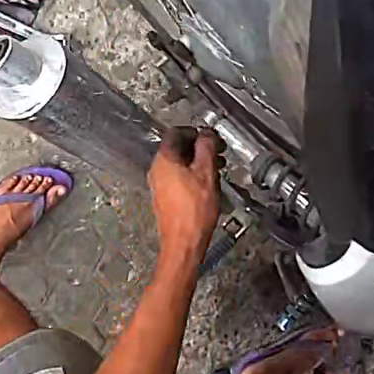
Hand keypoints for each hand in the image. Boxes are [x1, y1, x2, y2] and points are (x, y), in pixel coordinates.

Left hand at [149, 127, 219, 259]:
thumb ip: (207, 148)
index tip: (210, 137)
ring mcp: (159, 184)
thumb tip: (206, 134)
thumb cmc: (194, 210)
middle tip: (217, 152)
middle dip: (198, 147)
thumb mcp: (207, 173)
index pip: (175, 132)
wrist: (183, 242)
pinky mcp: (164, 198)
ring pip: (178, 164)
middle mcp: (157, 170)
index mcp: (164, 160)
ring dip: (197, 162)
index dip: (194, 131)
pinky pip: (177, 178)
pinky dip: (192, 175)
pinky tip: (206, 184)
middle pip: (176, 148)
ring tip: (216, 169)